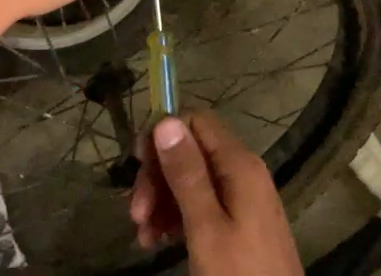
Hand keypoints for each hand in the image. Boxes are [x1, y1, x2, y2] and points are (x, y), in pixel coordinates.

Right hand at [129, 112, 300, 274]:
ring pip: (194, 180)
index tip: (136, 164)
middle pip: (192, 151)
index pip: (197, 121)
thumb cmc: (239, 274)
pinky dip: (177, 216)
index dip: (164, 136)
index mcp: (239, 163)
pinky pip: (203, 204)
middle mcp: (244, 171)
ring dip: (163, 200)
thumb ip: (187, 173)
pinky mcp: (240, 223)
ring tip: (143, 235)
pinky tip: (159, 240)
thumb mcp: (206, 227)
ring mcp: (243, 198)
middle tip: (136, 213)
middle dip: (159, 176)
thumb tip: (166, 120)